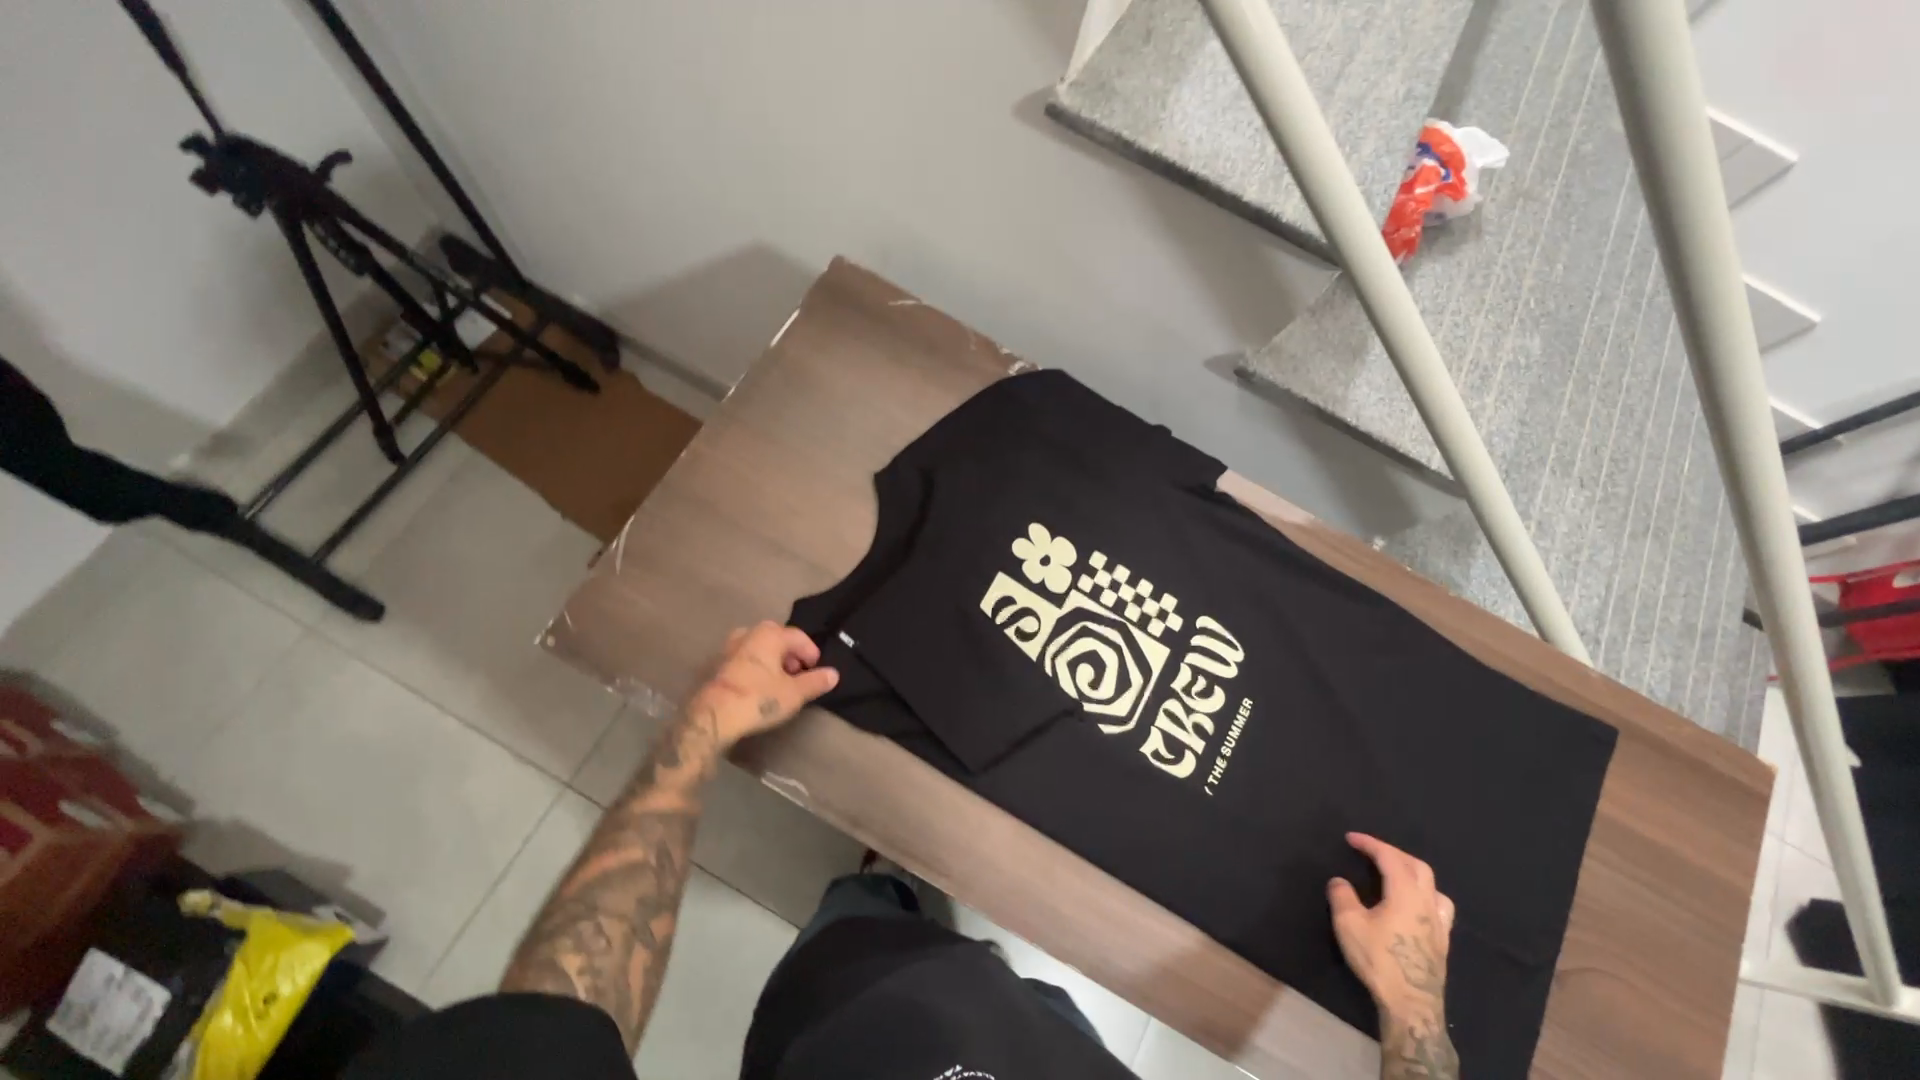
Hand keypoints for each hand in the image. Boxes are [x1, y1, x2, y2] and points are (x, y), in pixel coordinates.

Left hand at [685, 621, 838, 749]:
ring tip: (779, 682)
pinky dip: (755, 667)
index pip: (798, 637)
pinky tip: (758, 686)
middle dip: (790, 655)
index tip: (816, 670)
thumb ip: (815, 681)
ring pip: (758, 648)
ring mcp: (729, 647)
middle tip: (798, 675)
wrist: (713, 716)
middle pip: (777, 638)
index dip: (811, 653)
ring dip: (772, 661)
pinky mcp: (716, 664)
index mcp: (769, 634)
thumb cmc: (758, 699)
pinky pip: (744, 659)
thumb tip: (834, 674)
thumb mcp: (794, 694)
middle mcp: (748, 633)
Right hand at [1328, 832, 1454, 1024]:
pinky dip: (1425, 895)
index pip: (1390, 857)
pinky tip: (1416, 906)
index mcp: (1406, 893)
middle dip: (1393, 853)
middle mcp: (1428, 903)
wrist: (1411, 1004)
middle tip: (1372, 851)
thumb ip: (1342, 897)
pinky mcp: (1442, 942)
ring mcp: (1440, 924)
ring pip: (1433, 886)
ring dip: (1413, 872)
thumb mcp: (1349, 924)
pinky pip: (1440, 907)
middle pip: (1417, 866)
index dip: (1370, 843)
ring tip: (1397, 875)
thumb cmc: (1379, 960)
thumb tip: (1340, 881)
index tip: (1351, 838)